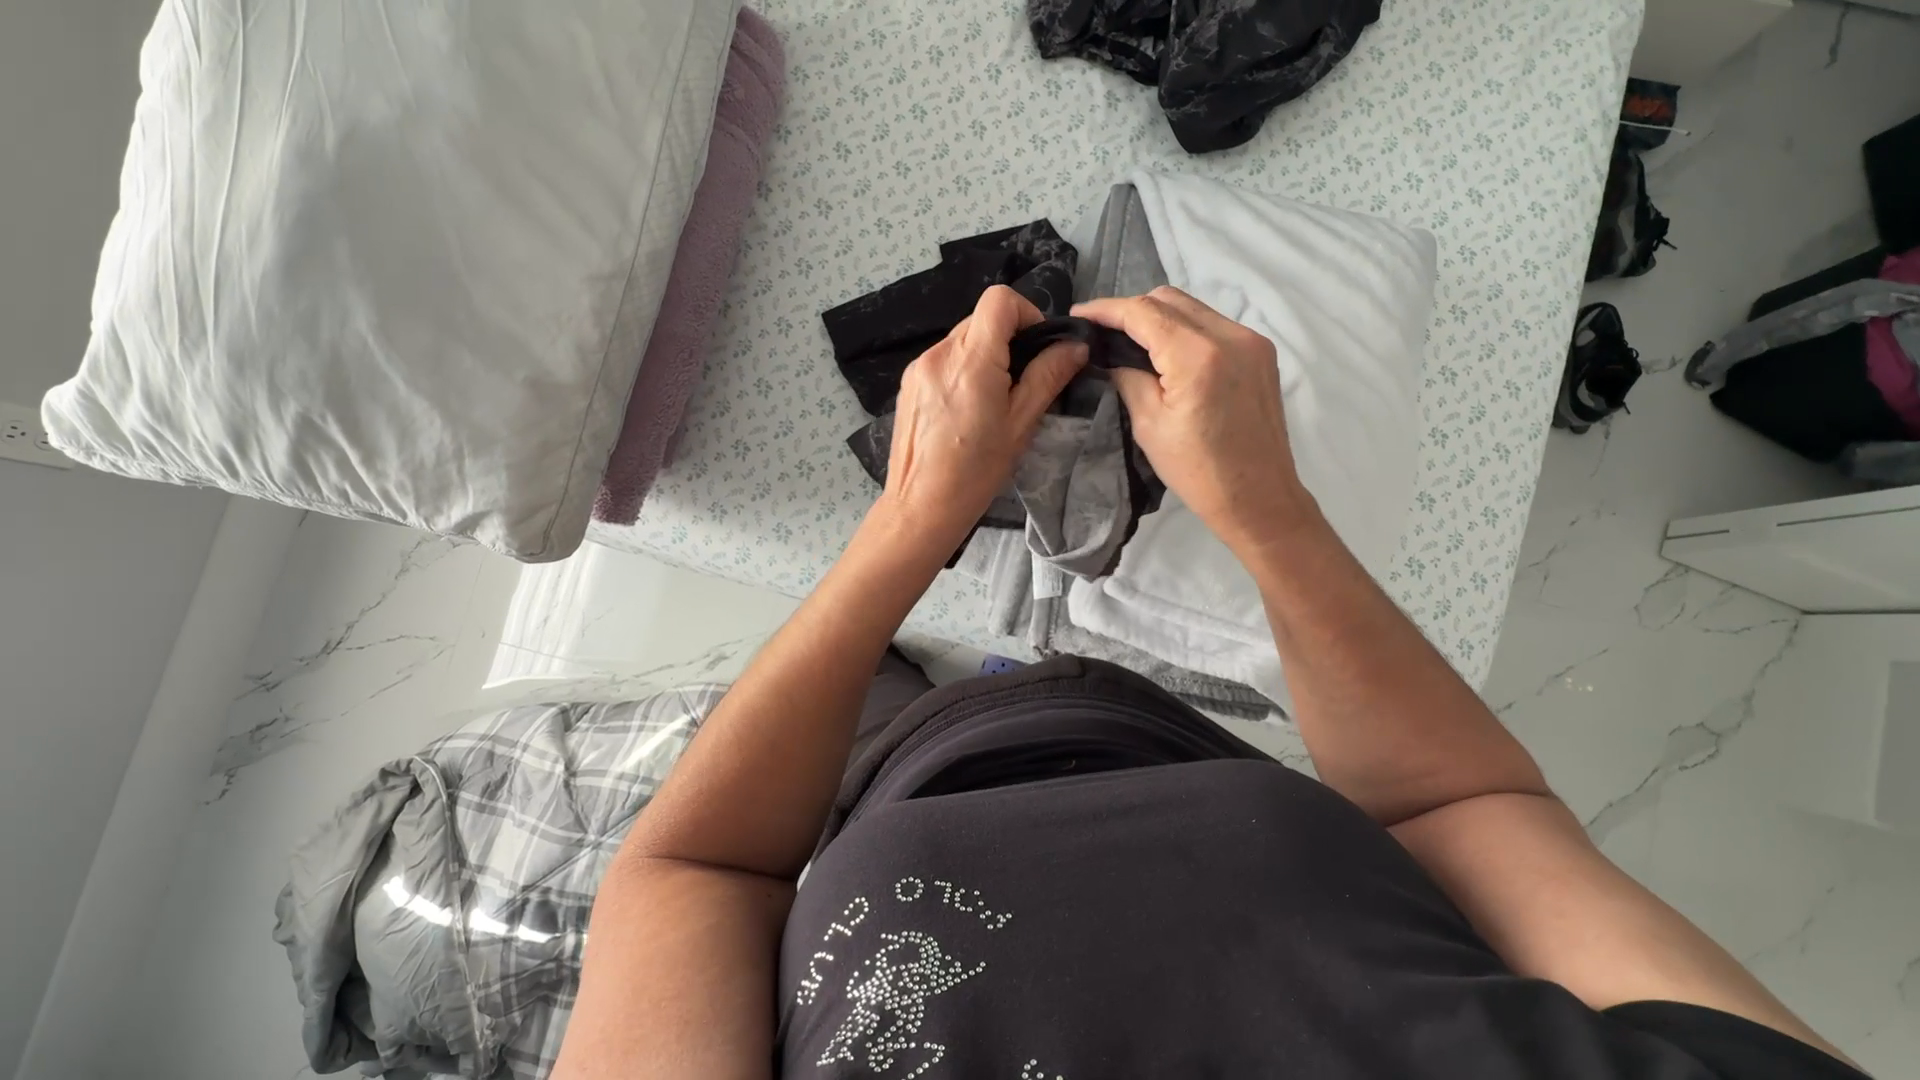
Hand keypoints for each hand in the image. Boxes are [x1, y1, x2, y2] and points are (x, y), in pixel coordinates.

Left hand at [880, 285, 1084, 545]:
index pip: (1000, 300)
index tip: (1037, 347)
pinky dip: (961, 371)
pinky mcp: (908, 384)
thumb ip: (1048, 377)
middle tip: (1021, 381)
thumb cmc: (976, 471)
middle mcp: (940, 354)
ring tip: (992, 400)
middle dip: (1007, 339)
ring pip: (961, 339)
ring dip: (984, 356)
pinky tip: (966, 410)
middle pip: (981, 318)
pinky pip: (943, 360)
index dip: (1026, 313)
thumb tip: (1075, 347)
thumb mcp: (1021, 424)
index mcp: (972, 360)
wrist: (922, 506)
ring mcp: (918, 367)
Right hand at [1075, 286, 1316, 555]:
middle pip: (1169, 300)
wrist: (1259, 497)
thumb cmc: (1198, 471)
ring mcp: (1251, 341)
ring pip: (1192, 307)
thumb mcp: (1149, 425)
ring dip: (1159, 317)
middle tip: (1102, 332)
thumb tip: (1110, 354)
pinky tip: (1167, 353)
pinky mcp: (1261, 352)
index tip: (1078, 314)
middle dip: (1131, 309)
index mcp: (1198, 356)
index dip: (1106, 309)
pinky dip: (1184, 328)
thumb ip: (1128, 376)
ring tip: (1131, 341)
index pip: (1143, 313)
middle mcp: (1230, 336)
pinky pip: (1213, 324)